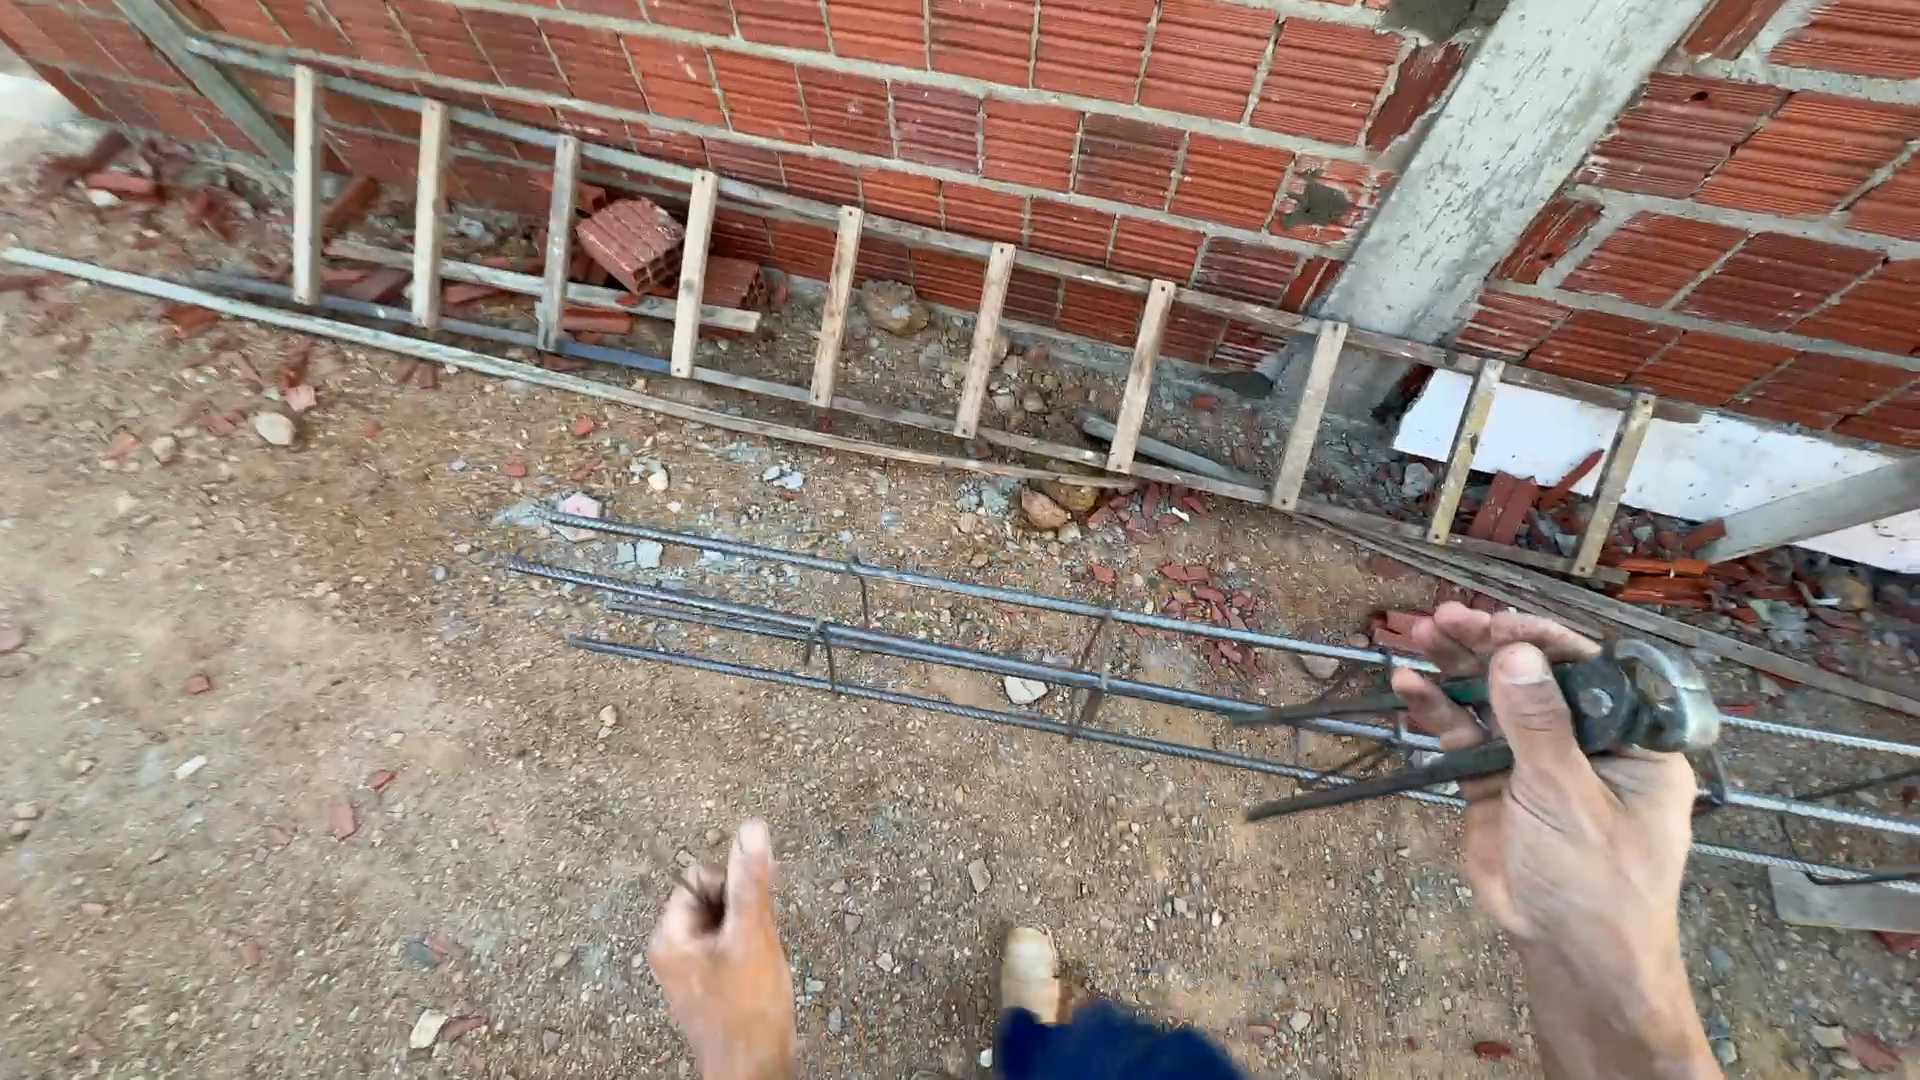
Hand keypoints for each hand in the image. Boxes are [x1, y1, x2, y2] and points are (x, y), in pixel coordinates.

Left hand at [647, 820, 795, 1079]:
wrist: (757, 1069)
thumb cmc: (748, 1007)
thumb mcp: (751, 933)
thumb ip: (751, 879)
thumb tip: (752, 829)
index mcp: (670, 938)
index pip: (699, 879)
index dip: (731, 884)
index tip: (754, 904)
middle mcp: (674, 952)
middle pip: (714, 898)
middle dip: (744, 907)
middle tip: (758, 933)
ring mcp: (693, 969)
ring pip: (728, 920)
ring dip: (751, 927)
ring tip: (761, 955)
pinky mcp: (713, 982)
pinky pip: (732, 944)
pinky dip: (752, 946)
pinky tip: (763, 967)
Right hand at [1389, 603, 1718, 1079]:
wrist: (1564, 951)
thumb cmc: (1594, 879)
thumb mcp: (1567, 797)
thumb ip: (1537, 724)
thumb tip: (1515, 655)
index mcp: (1631, 742)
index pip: (1589, 672)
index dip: (1539, 640)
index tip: (1493, 624)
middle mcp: (1581, 742)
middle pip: (1530, 679)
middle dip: (1485, 647)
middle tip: (1440, 619)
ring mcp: (1532, 760)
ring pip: (1490, 701)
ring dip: (1453, 670)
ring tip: (1416, 637)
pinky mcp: (1491, 779)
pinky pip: (1462, 735)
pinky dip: (1435, 711)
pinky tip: (1409, 688)